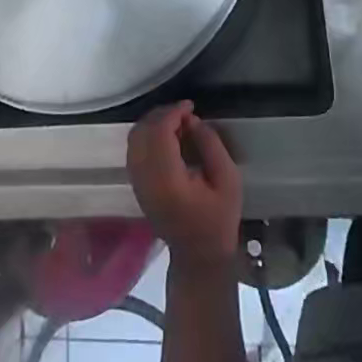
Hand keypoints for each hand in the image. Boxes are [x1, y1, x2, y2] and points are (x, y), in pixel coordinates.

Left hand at [126, 101, 241, 272]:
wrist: (198, 255)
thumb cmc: (218, 219)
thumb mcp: (228, 180)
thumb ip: (211, 146)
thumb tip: (193, 122)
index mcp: (168, 180)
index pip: (159, 134)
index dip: (172, 113)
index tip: (190, 106)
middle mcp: (145, 179)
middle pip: (141, 133)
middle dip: (161, 115)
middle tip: (184, 111)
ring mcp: (137, 183)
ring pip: (133, 140)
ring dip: (152, 124)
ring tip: (177, 120)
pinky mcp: (136, 186)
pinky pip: (133, 151)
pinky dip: (146, 136)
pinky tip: (166, 136)